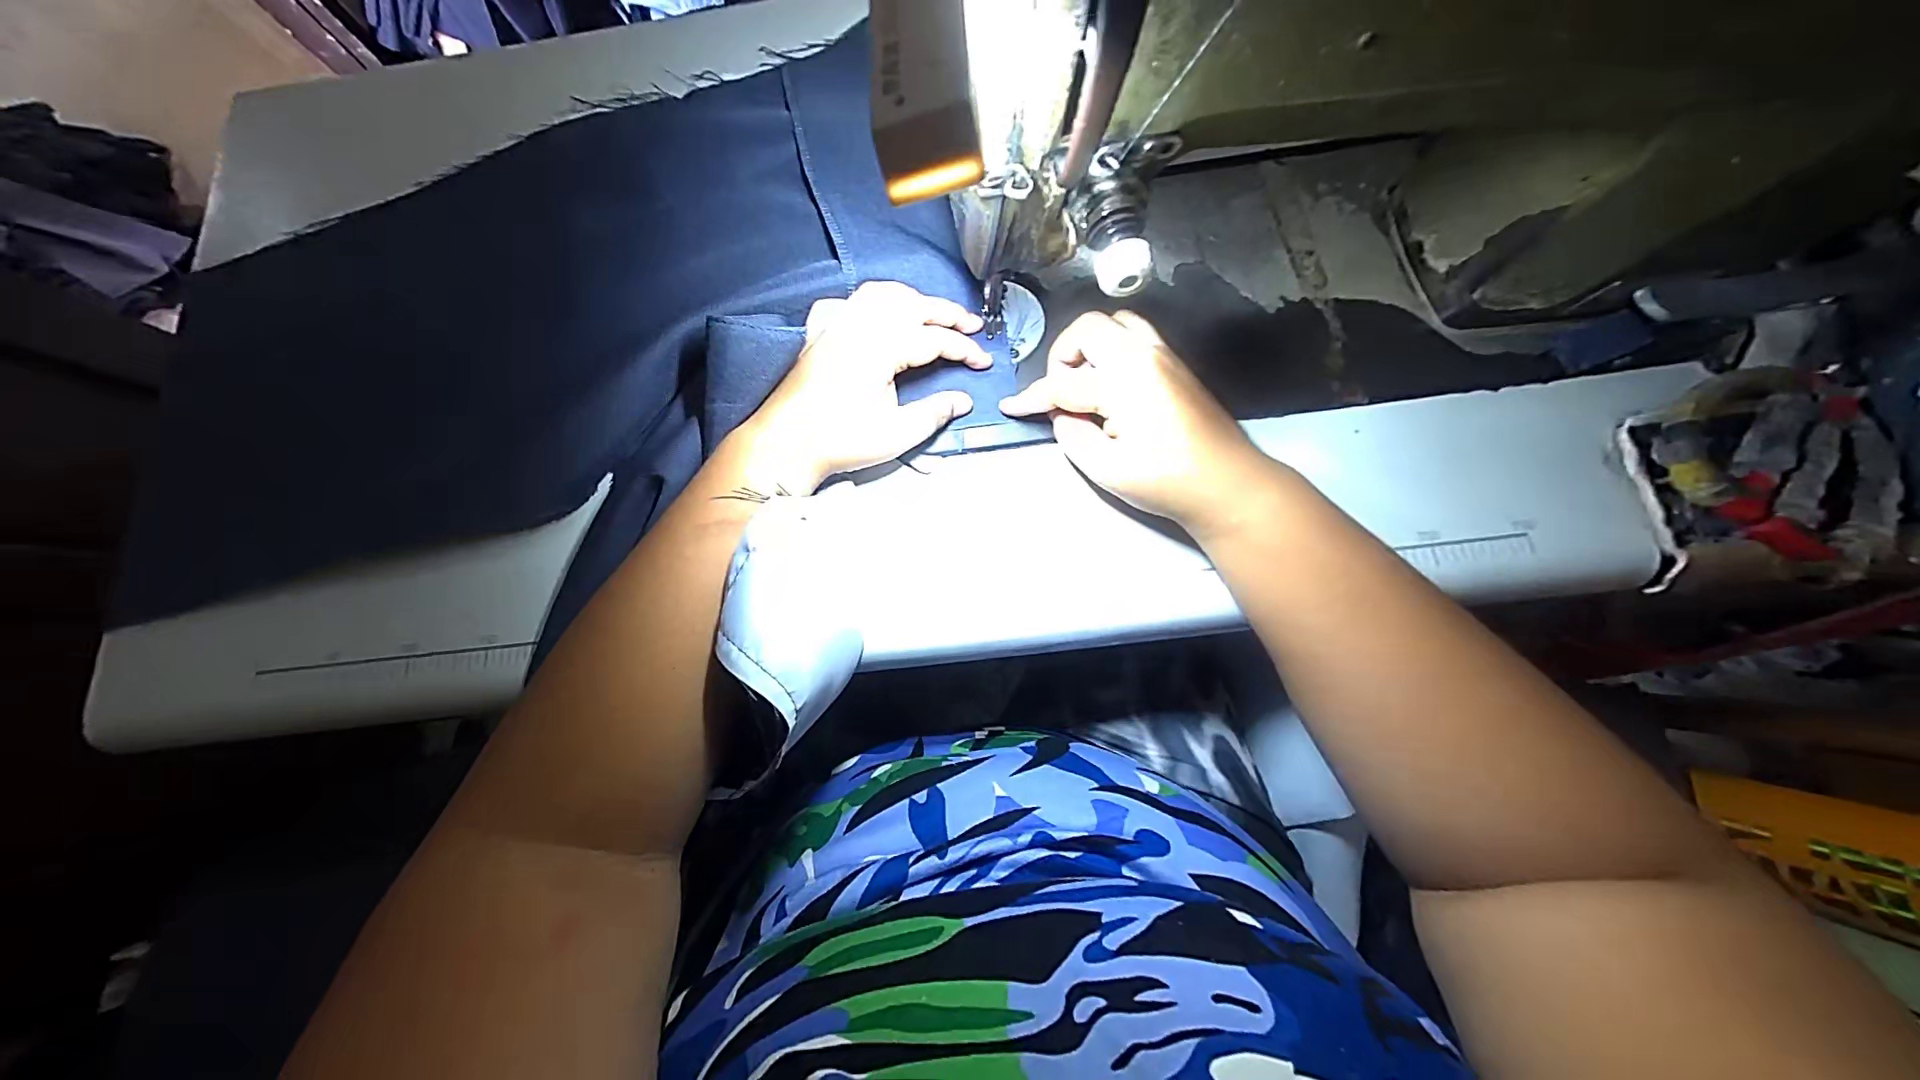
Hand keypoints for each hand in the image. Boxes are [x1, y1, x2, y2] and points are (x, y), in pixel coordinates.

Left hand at [736, 281, 990, 493]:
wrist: (787, 443)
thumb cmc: (837, 439)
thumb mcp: (897, 433)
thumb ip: (934, 413)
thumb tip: (960, 401)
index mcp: (881, 348)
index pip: (935, 338)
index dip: (964, 349)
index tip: (981, 361)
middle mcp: (859, 327)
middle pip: (913, 305)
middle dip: (947, 313)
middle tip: (971, 325)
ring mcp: (838, 327)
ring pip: (882, 294)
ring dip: (913, 298)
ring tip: (933, 311)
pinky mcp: (823, 335)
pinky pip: (852, 302)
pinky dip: (875, 300)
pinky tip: (880, 309)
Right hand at [998, 310, 1280, 537]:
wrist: (1228, 484)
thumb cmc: (1166, 481)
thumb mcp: (1105, 469)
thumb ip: (1072, 435)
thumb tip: (1062, 416)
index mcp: (1123, 380)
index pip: (1063, 382)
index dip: (1032, 397)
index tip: (1011, 407)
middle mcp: (1143, 355)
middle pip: (1088, 328)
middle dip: (1062, 355)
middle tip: (1058, 391)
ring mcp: (1164, 356)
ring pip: (1116, 324)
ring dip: (1090, 345)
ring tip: (1084, 381)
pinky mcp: (1177, 365)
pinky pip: (1137, 335)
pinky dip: (1113, 348)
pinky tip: (1111, 384)